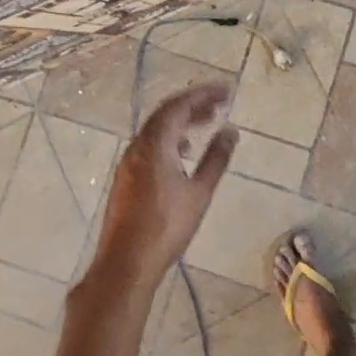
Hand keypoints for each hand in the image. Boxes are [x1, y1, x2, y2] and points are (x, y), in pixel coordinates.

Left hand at [92, 84, 237, 288]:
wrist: (125, 264)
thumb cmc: (166, 227)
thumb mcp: (199, 192)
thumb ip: (216, 158)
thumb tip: (230, 130)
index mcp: (155, 144)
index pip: (179, 105)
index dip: (203, 94)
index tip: (227, 91)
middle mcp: (137, 147)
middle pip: (166, 113)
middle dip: (193, 105)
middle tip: (220, 105)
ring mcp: (128, 163)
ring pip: (156, 130)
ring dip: (181, 122)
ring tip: (205, 126)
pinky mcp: (126, 178)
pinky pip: (149, 145)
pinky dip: (169, 139)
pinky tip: (182, 155)